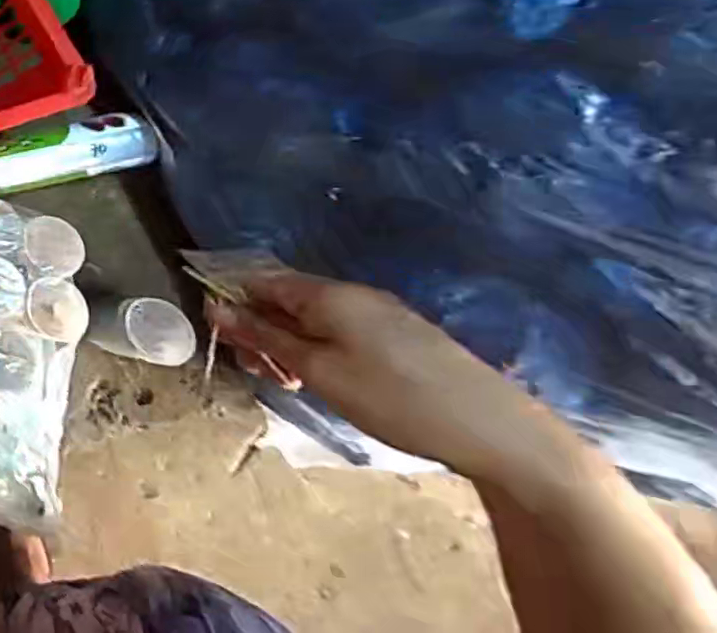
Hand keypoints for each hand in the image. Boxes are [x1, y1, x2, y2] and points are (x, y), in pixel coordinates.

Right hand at [206, 271, 568, 480]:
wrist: (503, 436)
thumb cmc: (394, 398)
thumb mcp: (316, 369)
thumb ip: (262, 336)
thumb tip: (213, 306)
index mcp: (325, 293)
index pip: (258, 281)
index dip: (233, 306)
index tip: (228, 343)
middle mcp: (350, 294)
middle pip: (283, 300)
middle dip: (260, 331)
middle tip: (259, 372)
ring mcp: (379, 314)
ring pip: (311, 319)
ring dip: (288, 345)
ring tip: (290, 383)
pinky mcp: (400, 337)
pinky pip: (340, 332)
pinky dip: (319, 351)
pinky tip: (325, 381)